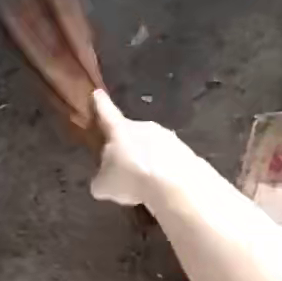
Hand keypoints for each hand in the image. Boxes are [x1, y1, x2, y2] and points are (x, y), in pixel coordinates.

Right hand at [89, 89, 184, 205]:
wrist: (175, 185)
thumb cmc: (130, 178)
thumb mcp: (102, 185)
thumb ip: (100, 178)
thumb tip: (104, 179)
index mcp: (119, 130)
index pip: (106, 113)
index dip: (99, 104)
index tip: (96, 94)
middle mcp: (143, 127)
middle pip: (128, 134)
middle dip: (122, 147)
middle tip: (117, 167)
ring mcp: (167, 137)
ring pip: (148, 147)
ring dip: (142, 160)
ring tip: (139, 183)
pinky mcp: (184, 151)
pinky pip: (165, 159)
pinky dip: (159, 170)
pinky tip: (157, 187)